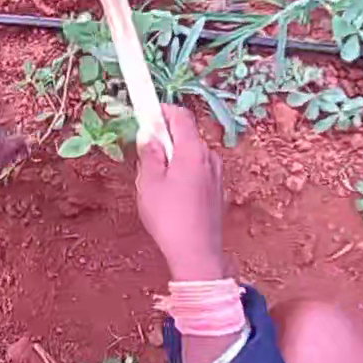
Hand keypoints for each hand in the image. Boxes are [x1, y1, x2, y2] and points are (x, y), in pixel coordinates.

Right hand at [136, 105, 225, 280]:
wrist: (196, 252)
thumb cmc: (169, 218)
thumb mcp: (149, 184)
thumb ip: (149, 155)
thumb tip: (148, 135)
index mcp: (192, 151)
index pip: (180, 116)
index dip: (161, 110)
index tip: (145, 112)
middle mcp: (209, 157)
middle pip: (187, 135)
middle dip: (165, 137)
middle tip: (144, 152)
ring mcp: (217, 174)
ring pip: (192, 154)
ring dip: (174, 157)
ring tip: (156, 180)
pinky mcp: (218, 190)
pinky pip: (199, 170)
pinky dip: (184, 172)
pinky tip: (171, 195)